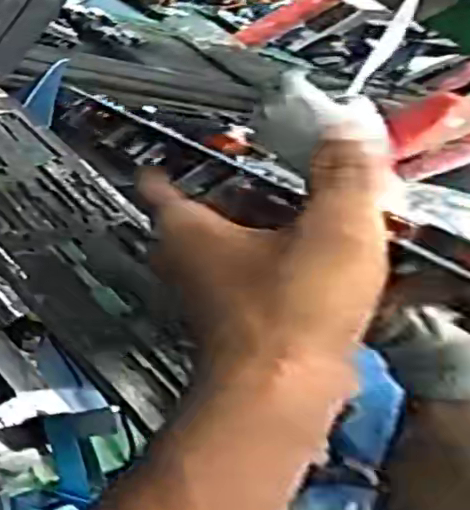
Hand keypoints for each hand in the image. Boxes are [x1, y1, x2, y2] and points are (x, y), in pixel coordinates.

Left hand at [140, 132, 390, 382]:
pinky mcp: (232, 309)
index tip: (203, 144)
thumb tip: (349, 127)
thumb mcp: (332, 232)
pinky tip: (342, 266)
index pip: (159, 178)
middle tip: (295, 178)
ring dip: (277, 228)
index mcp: (180, 225)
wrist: (282, 382)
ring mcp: (202, 282)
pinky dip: (291, 262)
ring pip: (235, 241)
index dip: (177, 157)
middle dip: (249, 191)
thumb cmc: (288, 307)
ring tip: (332, 217)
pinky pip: (258, 272)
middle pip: (204, 207)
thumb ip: (343, 178)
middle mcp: (178, 251)